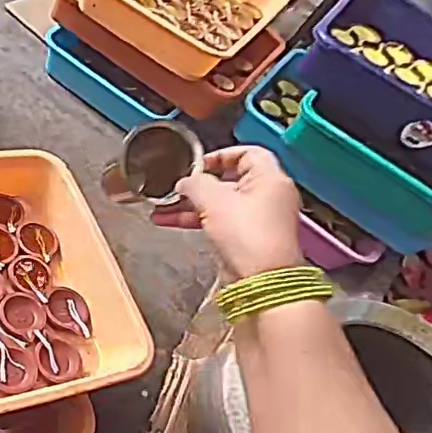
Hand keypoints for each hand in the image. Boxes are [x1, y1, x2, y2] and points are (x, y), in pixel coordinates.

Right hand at [151, 146, 304, 278]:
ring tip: (162, 207)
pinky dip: (195, 219)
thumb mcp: (214, 201)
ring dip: (190, 204)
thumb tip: (185, 181)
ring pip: (219, 202)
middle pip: (229, 180)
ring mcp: (256, 218)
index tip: (196, 165)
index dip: (219, 155)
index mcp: (269, 178)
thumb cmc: (248, 236)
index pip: (246, 153)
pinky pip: (217, 221)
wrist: (260, 279)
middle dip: (198, 184)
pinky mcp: (245, 237)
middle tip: (176, 187)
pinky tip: (169, 220)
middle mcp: (266, 195)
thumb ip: (195, 184)